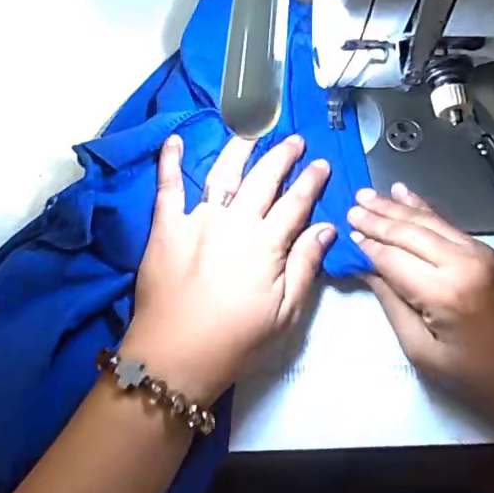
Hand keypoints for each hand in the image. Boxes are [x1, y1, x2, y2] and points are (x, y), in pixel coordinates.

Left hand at [122, 133, 333, 404]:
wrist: (172, 362)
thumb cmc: (236, 342)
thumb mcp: (286, 314)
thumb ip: (305, 265)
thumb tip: (327, 227)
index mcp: (266, 244)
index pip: (296, 202)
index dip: (311, 180)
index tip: (322, 163)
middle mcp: (235, 223)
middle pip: (264, 179)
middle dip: (283, 156)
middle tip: (295, 140)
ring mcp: (198, 222)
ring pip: (223, 174)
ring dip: (240, 148)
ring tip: (251, 130)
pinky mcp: (166, 229)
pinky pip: (168, 189)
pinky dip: (170, 162)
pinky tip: (174, 139)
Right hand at [350, 184, 493, 437]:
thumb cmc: (481, 377)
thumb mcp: (426, 353)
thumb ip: (395, 306)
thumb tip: (369, 271)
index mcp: (444, 291)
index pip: (394, 258)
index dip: (368, 245)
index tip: (344, 231)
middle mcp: (461, 261)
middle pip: (411, 232)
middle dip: (379, 218)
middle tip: (351, 204)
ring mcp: (478, 251)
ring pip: (430, 221)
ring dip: (397, 207)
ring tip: (369, 194)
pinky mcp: (487, 251)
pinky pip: (448, 225)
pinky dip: (425, 209)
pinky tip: (406, 195)